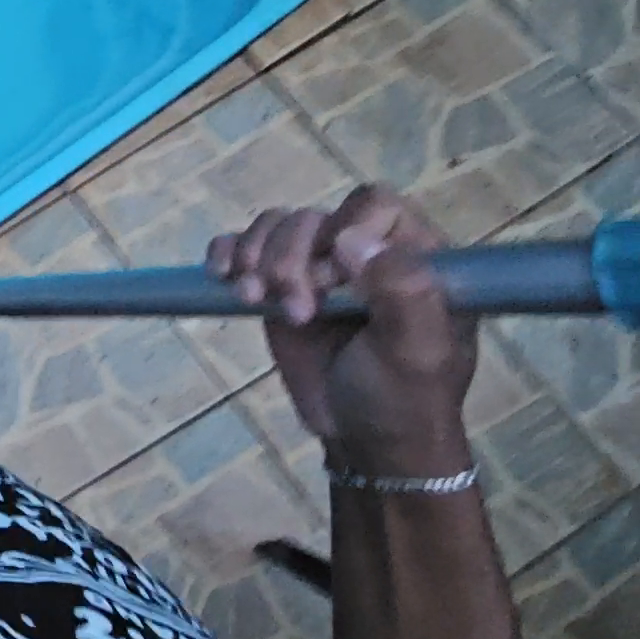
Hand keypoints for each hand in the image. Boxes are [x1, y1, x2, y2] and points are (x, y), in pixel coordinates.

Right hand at [206, 186, 478, 471]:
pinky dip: (223, 255)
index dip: (344, 231)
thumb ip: (401, 291)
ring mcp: (312, 265)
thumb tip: (351, 239)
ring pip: (270, 226)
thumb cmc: (401, 396)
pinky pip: (237, 244)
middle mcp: (360, 252)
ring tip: (255, 300)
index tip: (336, 282)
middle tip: (297, 311)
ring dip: (253, 259)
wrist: (358, 434)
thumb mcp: (416, 352)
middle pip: (309, 217)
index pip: (371, 204)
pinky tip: (224, 280)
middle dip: (288, 259)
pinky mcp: (271, 282)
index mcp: (413, 257)